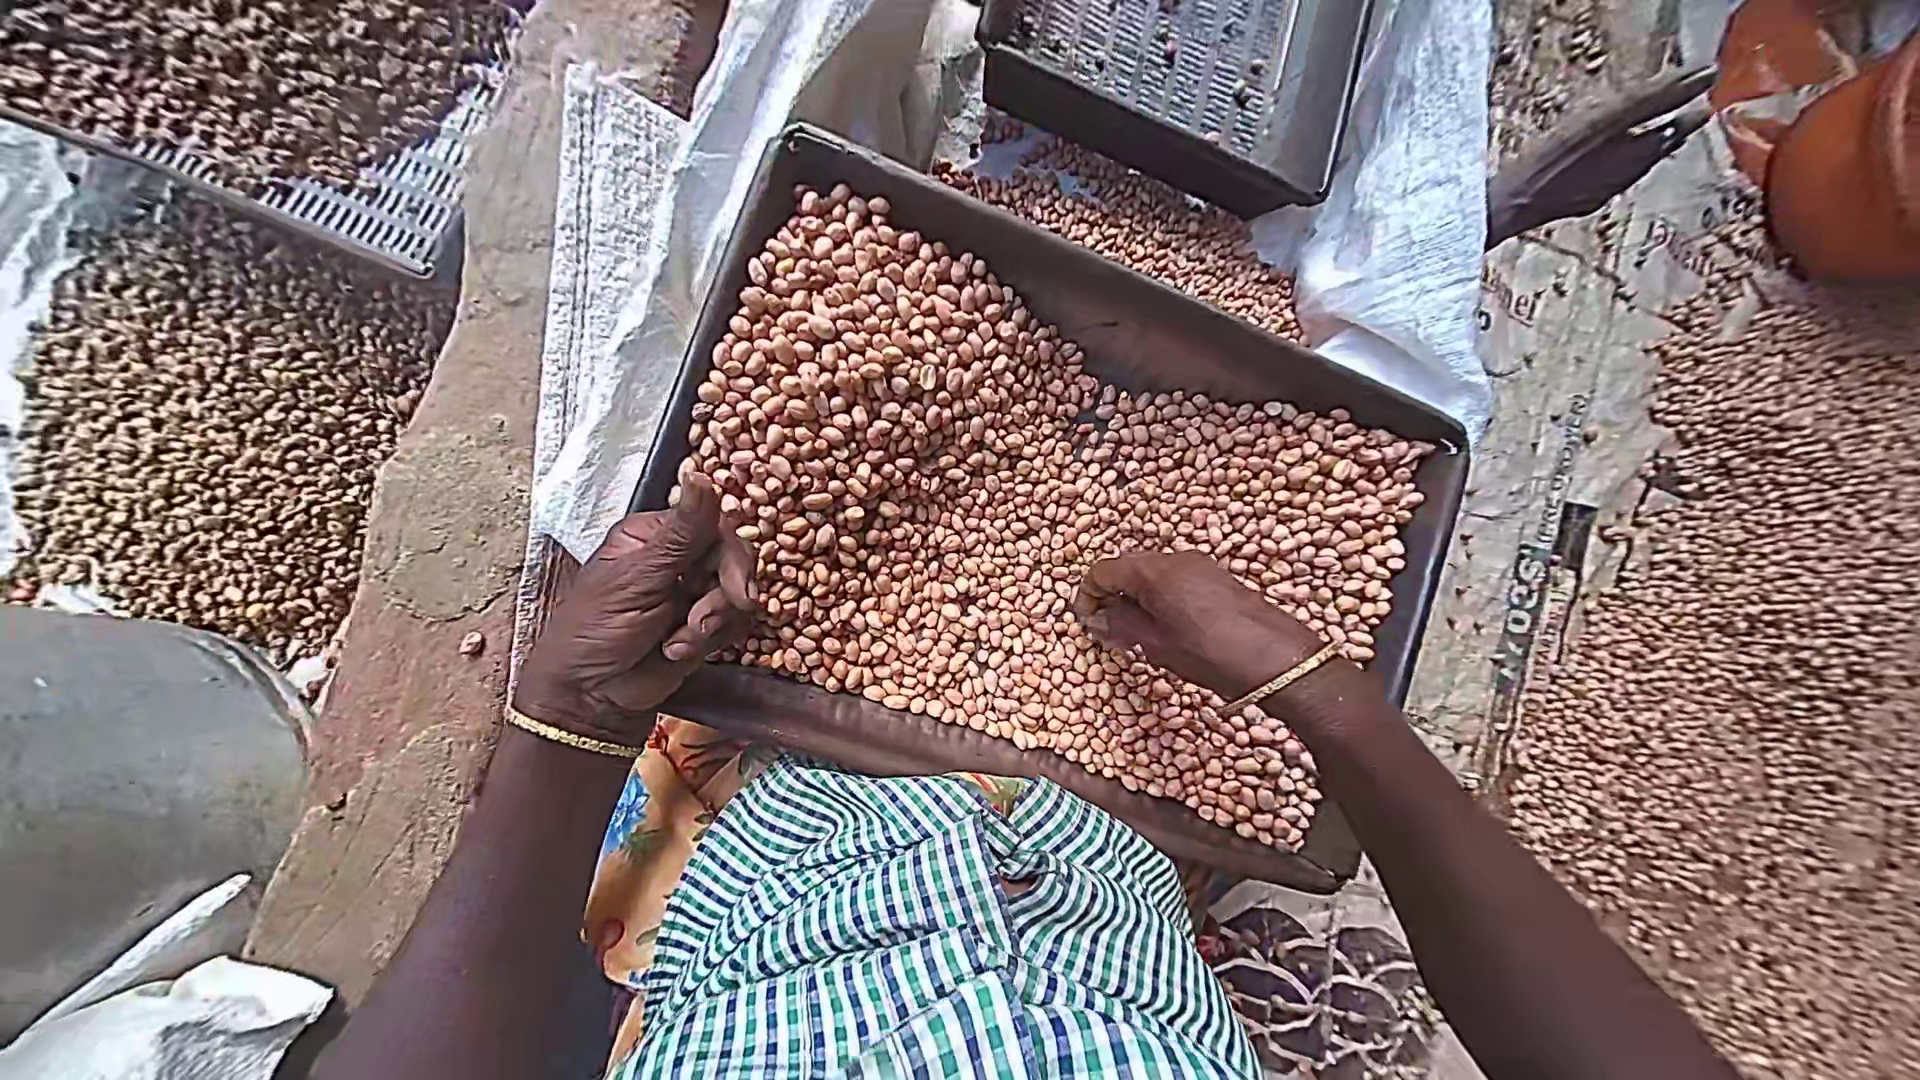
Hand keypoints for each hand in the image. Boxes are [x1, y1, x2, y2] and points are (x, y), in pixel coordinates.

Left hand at [513, 476, 754, 743]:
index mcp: (657, 536)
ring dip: (712, 623)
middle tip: (703, 623)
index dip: (733, 557)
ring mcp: (696, 591)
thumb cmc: (595, 632)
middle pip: (735, 559)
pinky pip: (736, 622)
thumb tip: (700, 474)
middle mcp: (680, 558)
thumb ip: (680, 533)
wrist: (590, 699)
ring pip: (739, 593)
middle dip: (724, 596)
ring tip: (678, 642)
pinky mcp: (707, 623)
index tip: (739, 589)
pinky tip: (679, 651)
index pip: (715, 527)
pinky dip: (713, 641)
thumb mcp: (637, 580)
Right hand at [1070, 550, 1326, 699]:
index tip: (1087, 620)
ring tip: (1137, 629)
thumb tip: (1097, 618)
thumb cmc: (1212, 654)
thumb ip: (1119, 625)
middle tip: (1107, 626)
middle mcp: (1175, 558)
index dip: (1087, 595)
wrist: (1280, 662)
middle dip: (1111, 594)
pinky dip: (1160, 595)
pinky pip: (1174, 578)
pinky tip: (1167, 624)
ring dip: (1136, 595)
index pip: (1103, 570)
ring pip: (1151, 572)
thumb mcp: (1155, 645)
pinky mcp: (1217, 576)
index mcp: (1153, 571)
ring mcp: (1199, 564)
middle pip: (1126, 566)